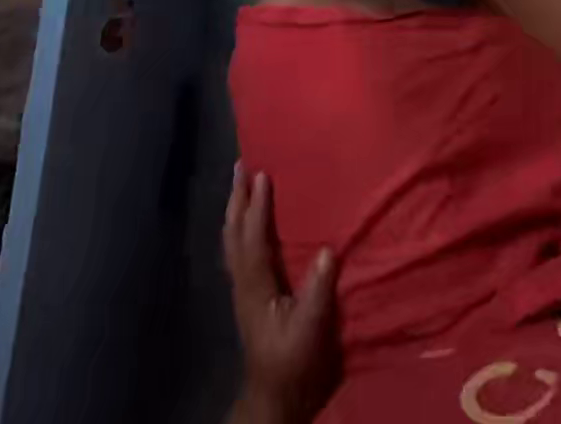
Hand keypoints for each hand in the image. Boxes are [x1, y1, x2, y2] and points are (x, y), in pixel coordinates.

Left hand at [223, 165, 339, 423]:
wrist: (276, 396)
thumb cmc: (295, 361)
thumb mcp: (311, 330)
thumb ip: (318, 292)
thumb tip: (328, 250)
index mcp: (257, 287)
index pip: (253, 239)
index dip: (257, 207)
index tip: (262, 174)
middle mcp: (244, 283)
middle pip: (234, 235)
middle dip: (236, 199)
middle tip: (240, 165)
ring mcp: (243, 289)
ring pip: (232, 241)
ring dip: (235, 209)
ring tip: (241, 183)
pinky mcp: (250, 294)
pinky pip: (239, 251)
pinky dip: (240, 227)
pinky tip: (247, 221)